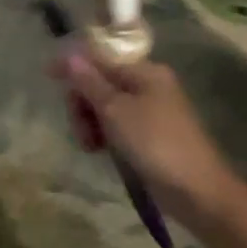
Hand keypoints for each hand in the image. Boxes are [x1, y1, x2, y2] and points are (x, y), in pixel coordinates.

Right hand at [52, 49, 240, 227]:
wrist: (199, 193)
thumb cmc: (156, 143)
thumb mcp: (116, 111)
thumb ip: (90, 82)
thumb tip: (70, 54)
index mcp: (144, 72)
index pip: (99, 58)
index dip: (73, 64)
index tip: (47, 75)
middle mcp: (148, 86)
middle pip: (100, 83)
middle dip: (83, 103)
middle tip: (80, 128)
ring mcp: (150, 112)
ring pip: (105, 106)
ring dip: (91, 122)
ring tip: (90, 146)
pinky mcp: (150, 136)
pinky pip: (117, 125)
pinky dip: (105, 134)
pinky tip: (100, 151)